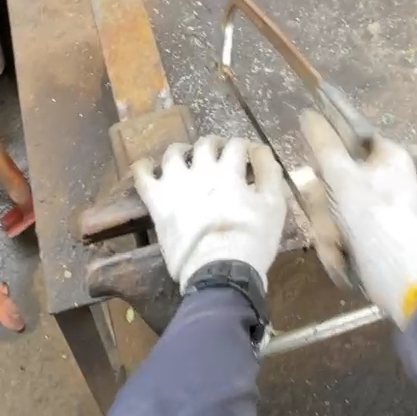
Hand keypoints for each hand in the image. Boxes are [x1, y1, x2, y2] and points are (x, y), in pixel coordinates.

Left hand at [133, 136, 286, 291]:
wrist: (220, 271)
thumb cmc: (252, 240)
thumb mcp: (274, 206)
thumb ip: (270, 173)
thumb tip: (261, 150)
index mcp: (229, 170)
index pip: (236, 145)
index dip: (244, 147)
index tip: (247, 156)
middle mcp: (200, 169)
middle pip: (206, 144)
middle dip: (215, 144)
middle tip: (219, 155)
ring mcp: (175, 183)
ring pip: (174, 153)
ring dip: (182, 151)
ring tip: (186, 157)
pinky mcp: (157, 200)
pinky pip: (143, 176)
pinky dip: (144, 167)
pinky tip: (147, 166)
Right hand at [300, 110, 416, 327]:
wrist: (407, 284)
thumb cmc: (377, 222)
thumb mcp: (344, 179)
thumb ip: (324, 145)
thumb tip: (308, 114)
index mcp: (390, 157)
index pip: (351, 138)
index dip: (329, 152)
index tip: (318, 170)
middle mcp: (390, 179)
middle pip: (338, 177)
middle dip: (325, 204)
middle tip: (330, 218)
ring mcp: (384, 209)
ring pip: (337, 207)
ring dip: (330, 228)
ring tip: (339, 244)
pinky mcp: (379, 236)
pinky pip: (346, 230)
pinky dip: (340, 244)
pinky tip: (342, 257)